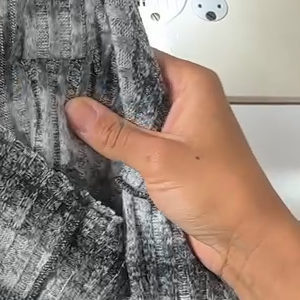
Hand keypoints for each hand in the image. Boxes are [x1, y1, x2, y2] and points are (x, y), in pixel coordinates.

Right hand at [66, 51, 299, 299]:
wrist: (245, 240)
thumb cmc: (218, 191)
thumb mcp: (159, 158)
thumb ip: (115, 133)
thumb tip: (73, 107)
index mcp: (193, 85)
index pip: (141, 58)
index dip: (105, 61)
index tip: (66, 64)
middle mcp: (188, 102)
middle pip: (134, 89)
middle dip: (99, 96)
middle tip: (54, 95)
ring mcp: (179, 132)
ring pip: (134, 119)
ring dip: (106, 125)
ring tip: (60, 119)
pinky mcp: (172, 160)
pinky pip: (138, 145)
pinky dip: (116, 148)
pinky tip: (84, 148)